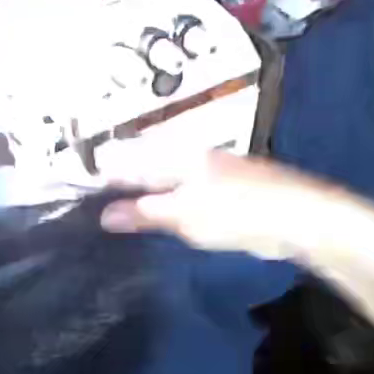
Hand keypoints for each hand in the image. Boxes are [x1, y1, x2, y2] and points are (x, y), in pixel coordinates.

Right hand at [98, 150, 373, 261]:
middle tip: (82, 203)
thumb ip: (142, 213)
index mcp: (174, 154)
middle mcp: (185, 157)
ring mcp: (203, 173)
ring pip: (155, 179)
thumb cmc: (239, 211)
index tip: (69, 189)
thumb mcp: (184, 215)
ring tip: (105, 211)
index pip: (123, 158)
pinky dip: (155, 203)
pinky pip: (173, 193)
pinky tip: (146, 218)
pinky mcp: (216, 191)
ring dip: (132, 193)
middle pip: (137, 165)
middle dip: (111, 182)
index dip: (96, 173)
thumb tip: (102, 216)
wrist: (303, 218)